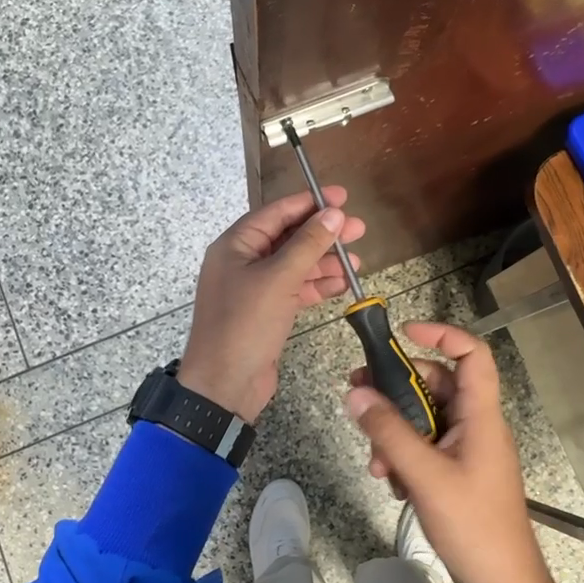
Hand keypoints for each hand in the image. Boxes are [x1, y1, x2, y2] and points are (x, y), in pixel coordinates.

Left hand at [178, 187, 366, 421]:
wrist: (224, 385)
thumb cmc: (245, 325)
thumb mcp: (278, 279)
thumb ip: (307, 244)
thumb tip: (333, 213)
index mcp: (235, 245)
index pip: (276, 213)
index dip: (309, 203)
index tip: (342, 197)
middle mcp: (242, 262)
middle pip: (287, 238)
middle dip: (322, 234)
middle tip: (359, 231)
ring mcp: (253, 289)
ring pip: (293, 265)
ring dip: (324, 262)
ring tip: (357, 262)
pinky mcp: (265, 312)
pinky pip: (294, 290)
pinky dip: (316, 286)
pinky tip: (342, 285)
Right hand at [346, 323, 583, 582]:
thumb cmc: (472, 525)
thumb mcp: (424, 475)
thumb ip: (388, 432)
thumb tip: (355, 393)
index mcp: (481, 416)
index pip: (471, 355)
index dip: (441, 335)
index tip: (402, 333)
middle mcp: (476, 425)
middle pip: (436, 386)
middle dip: (395, 390)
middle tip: (356, 394)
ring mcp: (467, 451)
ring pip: (424, 420)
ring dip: (394, 432)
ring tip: (374, 461)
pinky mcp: (457, 474)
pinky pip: (425, 448)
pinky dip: (404, 456)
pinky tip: (391, 482)